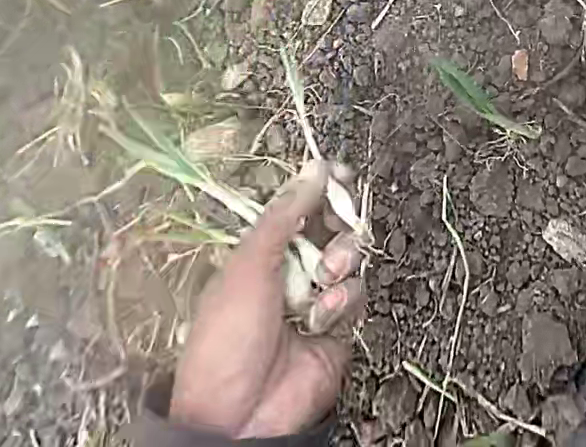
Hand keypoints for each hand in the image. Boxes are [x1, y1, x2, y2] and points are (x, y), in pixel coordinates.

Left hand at [169, 161, 365, 436]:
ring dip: (341, 261)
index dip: (323, 186)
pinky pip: (357, 291)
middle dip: (339, 222)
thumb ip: (285, 214)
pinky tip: (322, 315)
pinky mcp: (340, 321)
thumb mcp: (249, 265)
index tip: (340, 172)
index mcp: (267, 249)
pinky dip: (343, 299)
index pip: (303, 204)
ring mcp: (319, 293)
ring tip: (324, 280)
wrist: (238, 419)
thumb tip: (314, 167)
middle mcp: (295, 266)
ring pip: (350, 253)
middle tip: (337, 224)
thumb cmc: (228, 337)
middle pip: (334, 223)